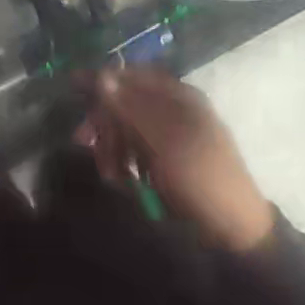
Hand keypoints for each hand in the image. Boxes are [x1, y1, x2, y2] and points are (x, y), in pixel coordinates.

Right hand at [76, 68, 273, 251]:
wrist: (231, 229)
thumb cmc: (200, 177)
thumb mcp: (162, 141)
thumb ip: (130, 108)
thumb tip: (102, 74)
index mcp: (179, 96)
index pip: (134, 75)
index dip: (104, 79)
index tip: (73, 85)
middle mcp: (173, 110)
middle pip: (126, 103)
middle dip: (104, 122)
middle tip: (83, 142)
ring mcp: (170, 136)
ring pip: (126, 129)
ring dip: (111, 148)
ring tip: (110, 175)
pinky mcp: (165, 160)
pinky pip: (135, 152)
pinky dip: (123, 163)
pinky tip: (121, 180)